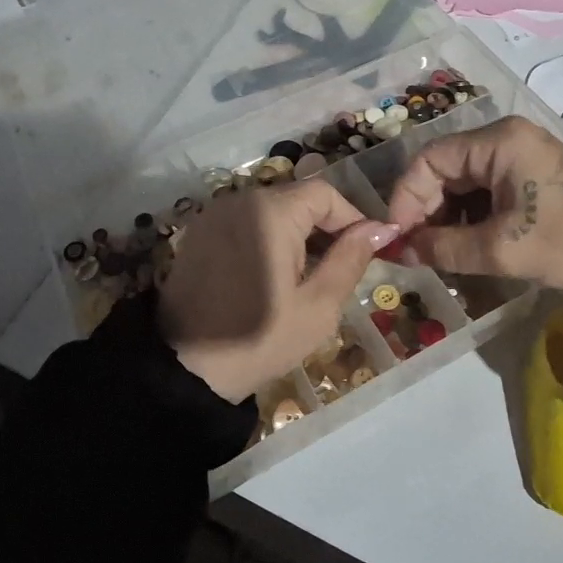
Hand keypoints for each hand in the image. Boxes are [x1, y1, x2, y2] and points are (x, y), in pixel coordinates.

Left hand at [160, 179, 398, 402]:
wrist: (182, 369)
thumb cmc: (259, 338)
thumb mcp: (317, 306)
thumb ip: (350, 259)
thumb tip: (380, 229)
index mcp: (271, 211)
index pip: (325, 193)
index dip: (352, 218)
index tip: (368, 251)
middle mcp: (240, 200)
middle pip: (298, 198)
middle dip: (325, 228)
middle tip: (340, 270)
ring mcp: (215, 215)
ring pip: (272, 210)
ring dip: (297, 235)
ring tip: (308, 279)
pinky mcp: (200, 234)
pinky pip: (247, 223)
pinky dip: (268, 240)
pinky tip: (273, 278)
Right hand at [385, 117, 562, 290]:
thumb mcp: (502, 250)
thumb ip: (443, 248)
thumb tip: (401, 251)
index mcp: (498, 142)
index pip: (429, 159)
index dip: (406, 198)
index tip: (399, 238)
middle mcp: (506, 137)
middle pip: (445, 167)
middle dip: (426, 209)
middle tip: (416, 250)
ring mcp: (521, 153)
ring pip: (464, 180)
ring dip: (447, 215)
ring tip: (439, 253)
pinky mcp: (532, 173)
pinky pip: (486, 188)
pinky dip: (470, 215)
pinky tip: (466, 245)